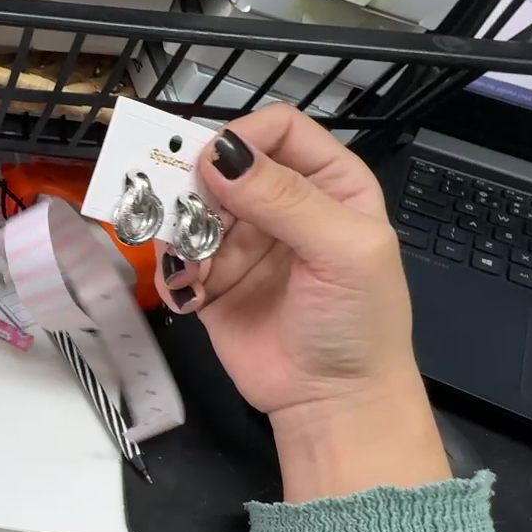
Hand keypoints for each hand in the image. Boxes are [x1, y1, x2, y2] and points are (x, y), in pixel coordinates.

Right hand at [171, 104, 450, 500]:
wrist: (328, 399)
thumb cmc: (357, 324)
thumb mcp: (342, 250)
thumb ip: (285, 199)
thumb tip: (219, 156)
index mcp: (329, 185)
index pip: (279, 132)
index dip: (240, 138)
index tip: (206, 166)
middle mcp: (280, 208)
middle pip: (223, 168)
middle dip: (195, 185)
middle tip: (177, 210)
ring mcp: (241, 245)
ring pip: (192, 211)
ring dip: (180, 230)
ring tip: (191, 263)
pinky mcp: (209, 282)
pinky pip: (177, 257)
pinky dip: (173, 267)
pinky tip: (189, 289)